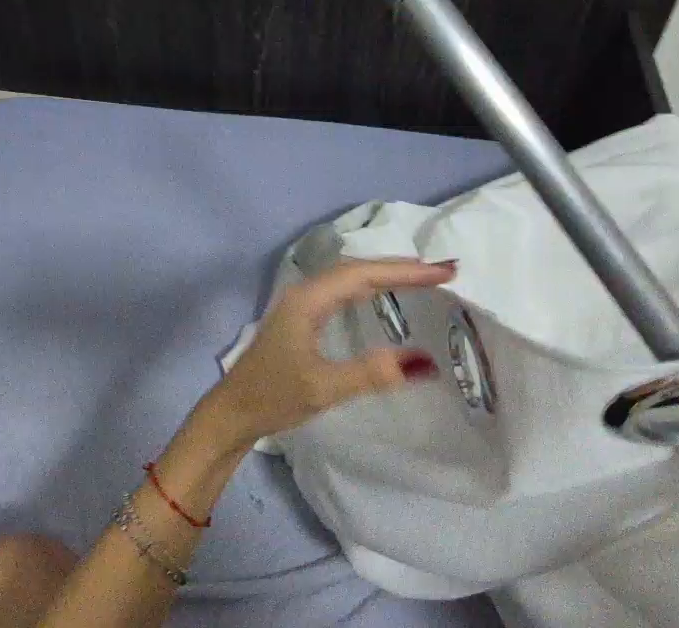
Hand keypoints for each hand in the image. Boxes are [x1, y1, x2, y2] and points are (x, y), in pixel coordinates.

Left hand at [202, 257, 455, 444]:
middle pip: (357, 270)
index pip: (362, 275)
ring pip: (349, 280)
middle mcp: (304, 294)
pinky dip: (369, 289)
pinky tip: (382, 297)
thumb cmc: (274, 396)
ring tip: (424, 278)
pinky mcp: (302, 319)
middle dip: (400, 268)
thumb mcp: (325, 387)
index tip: (445, 271)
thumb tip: (427, 361)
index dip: (405, 271)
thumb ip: (372, 373)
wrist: (233, 411)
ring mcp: (301, 305)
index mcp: (307, 300)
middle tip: (444, 271)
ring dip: (385, 276)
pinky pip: (342, 293)